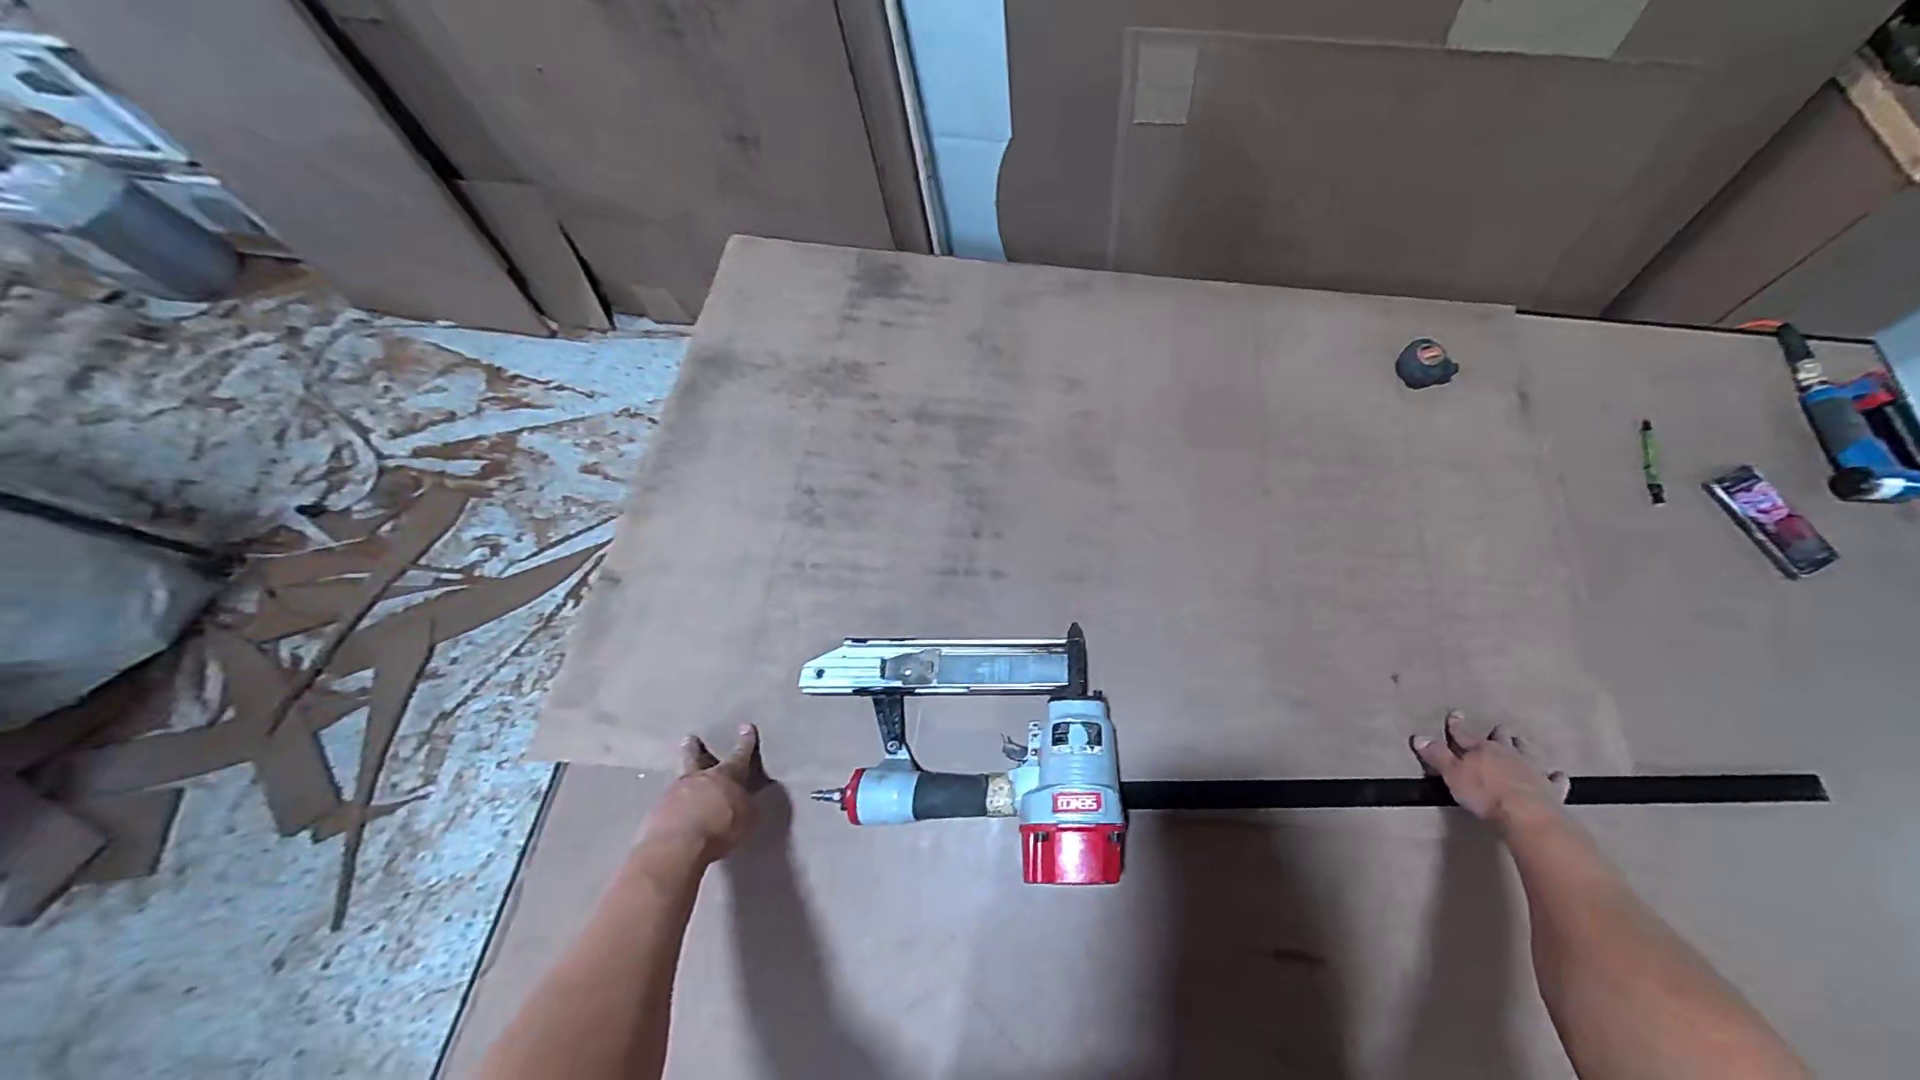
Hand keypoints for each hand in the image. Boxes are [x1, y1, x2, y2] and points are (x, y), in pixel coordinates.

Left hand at [642, 724, 767, 864]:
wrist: (677, 846)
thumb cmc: (721, 828)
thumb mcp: (747, 818)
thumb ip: (746, 806)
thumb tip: (743, 801)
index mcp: (725, 776)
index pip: (739, 755)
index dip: (745, 742)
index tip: (745, 726)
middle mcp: (698, 778)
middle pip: (694, 757)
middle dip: (694, 747)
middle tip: (689, 738)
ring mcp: (672, 793)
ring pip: (679, 780)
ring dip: (682, 780)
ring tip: (682, 781)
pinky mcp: (655, 812)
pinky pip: (666, 804)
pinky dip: (671, 806)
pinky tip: (672, 814)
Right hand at [1411, 711, 1568, 835]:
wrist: (1527, 816)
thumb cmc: (1484, 794)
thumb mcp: (1452, 774)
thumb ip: (1437, 756)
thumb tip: (1418, 737)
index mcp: (1482, 749)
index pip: (1465, 734)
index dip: (1457, 726)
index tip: (1454, 714)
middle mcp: (1509, 755)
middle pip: (1502, 740)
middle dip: (1499, 734)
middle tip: (1499, 728)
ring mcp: (1533, 771)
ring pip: (1528, 753)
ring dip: (1525, 747)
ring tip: (1523, 741)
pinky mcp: (1551, 789)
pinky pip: (1555, 780)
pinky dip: (1555, 776)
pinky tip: (1558, 774)